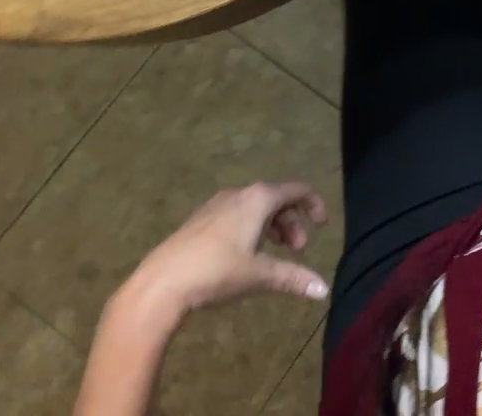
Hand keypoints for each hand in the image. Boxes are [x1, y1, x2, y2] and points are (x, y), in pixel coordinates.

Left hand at [121, 182, 331, 322]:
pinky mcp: (200, 220)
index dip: (314, 205)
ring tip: (274, 255)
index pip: (297, 190)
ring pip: (256, 208)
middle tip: (297, 251)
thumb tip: (323, 290)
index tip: (322, 226)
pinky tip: (245, 255)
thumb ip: (294, 278)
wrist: (158, 285)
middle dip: (293, 223)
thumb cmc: (216, 272)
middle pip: (278, 199)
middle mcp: (240, 194)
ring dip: (273, 227)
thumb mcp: (259, 276)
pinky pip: (238, 214)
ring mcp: (217, 205)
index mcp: (259, 198)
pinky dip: (252, 228)